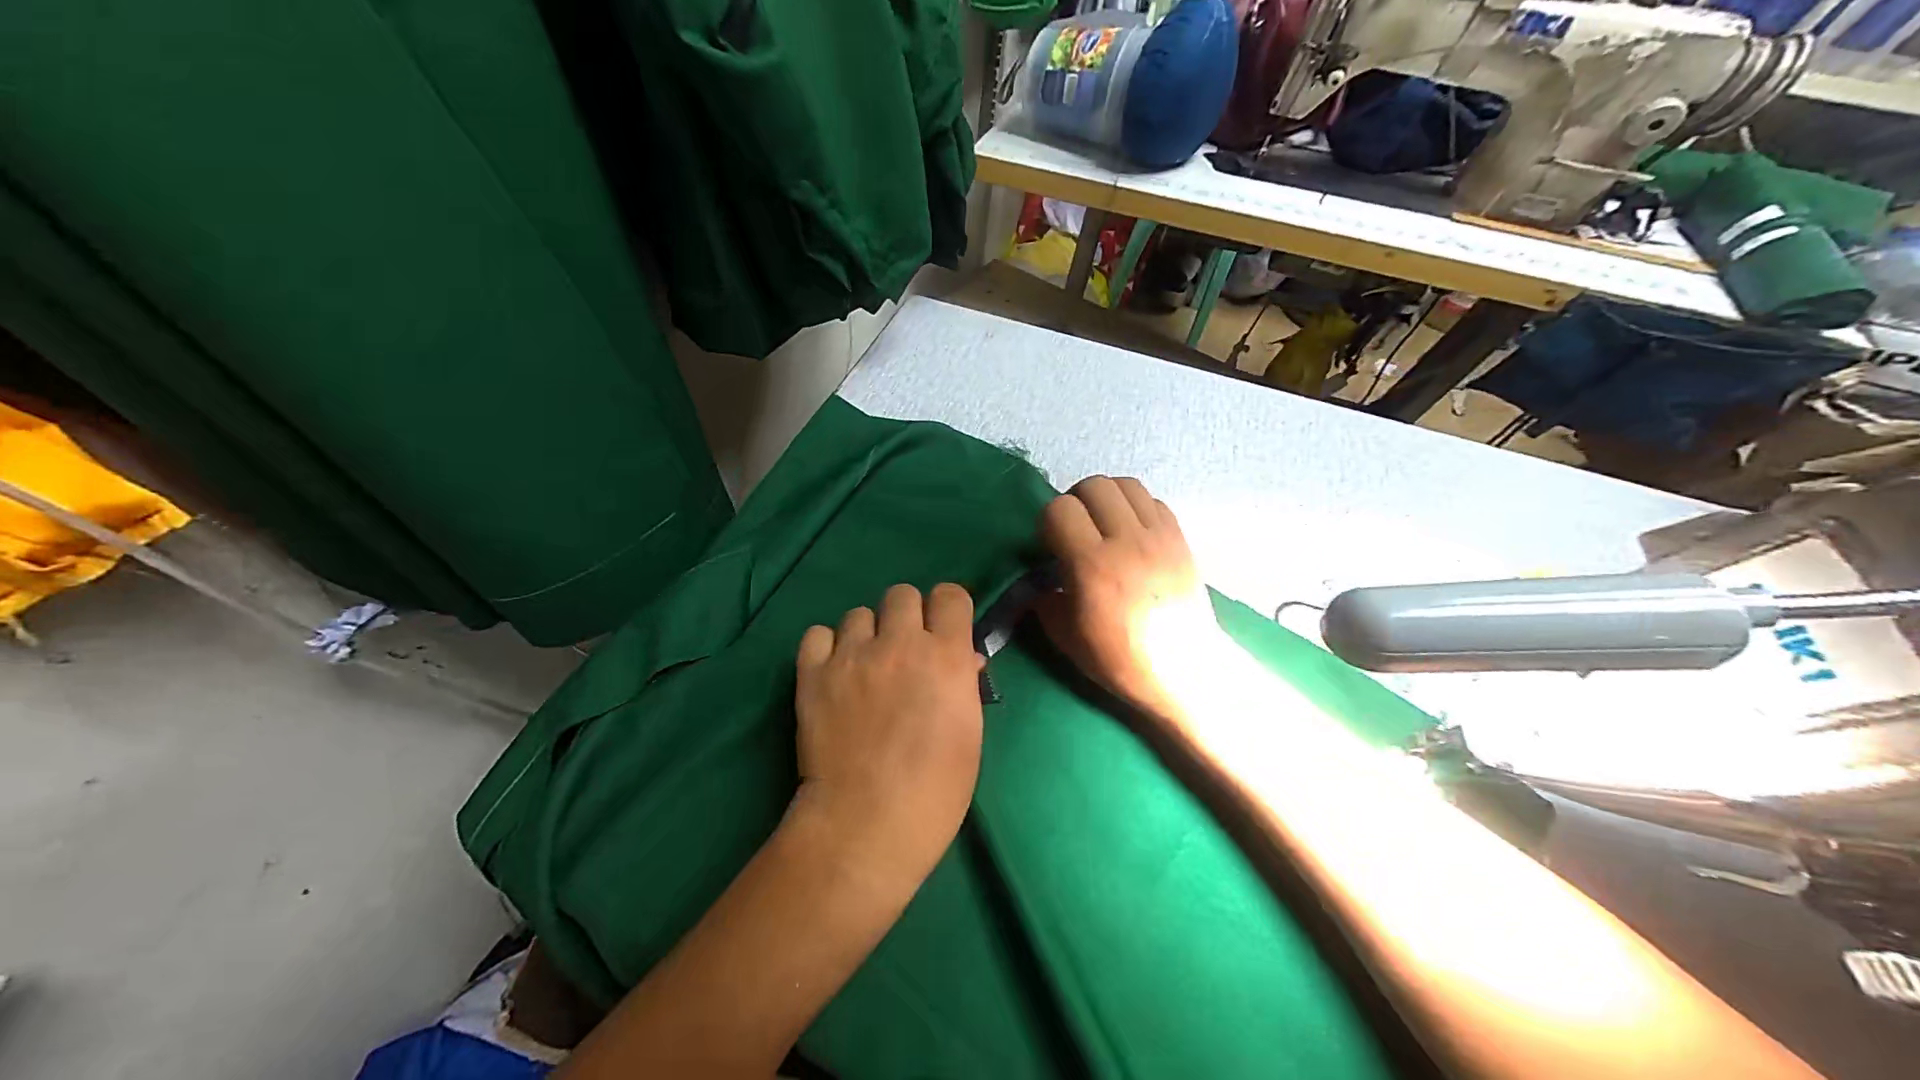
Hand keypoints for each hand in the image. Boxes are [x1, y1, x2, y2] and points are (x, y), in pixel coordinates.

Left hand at [791, 583, 985, 878]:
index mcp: (946, 656)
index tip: (944, 630)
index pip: (950, 595)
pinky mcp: (813, 673)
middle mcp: (900, 644)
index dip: (947, 610)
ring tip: (863, 669)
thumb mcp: (969, 733)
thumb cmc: (936, 789)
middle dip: (906, 616)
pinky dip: (826, 648)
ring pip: (858, 613)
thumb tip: (961, 659)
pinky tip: (832, 673)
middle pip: (902, 594)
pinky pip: (817, 634)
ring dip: (866, 635)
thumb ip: (962, 684)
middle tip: (903, 651)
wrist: (868, 821)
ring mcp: (852, 656)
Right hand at [1038, 476, 1219, 717]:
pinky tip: (1131, 533)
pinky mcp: (1180, 538)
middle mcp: (1127, 541)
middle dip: (1076, 502)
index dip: (1048, 523)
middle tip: (1075, 530)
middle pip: (1094, 485)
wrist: (1186, 670)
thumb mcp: (1066, 637)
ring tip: (1103, 524)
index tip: (1051, 546)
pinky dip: (1136, 508)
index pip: (1060, 509)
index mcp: (1093, 566)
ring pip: (1125, 484)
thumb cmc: (1121, 660)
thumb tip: (1037, 580)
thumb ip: (1043, 600)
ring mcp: (1159, 536)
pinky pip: (1153, 501)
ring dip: (1106, 498)